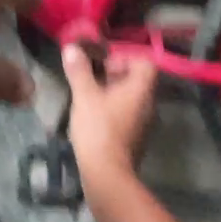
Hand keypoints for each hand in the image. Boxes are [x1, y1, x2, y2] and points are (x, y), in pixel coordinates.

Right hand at [61, 44, 156, 187]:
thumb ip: (79, 71)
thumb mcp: (85, 96)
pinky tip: (94, 118)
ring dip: (113, 94)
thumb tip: (72, 48)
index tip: (103, 65)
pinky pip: (128, 115)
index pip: (145, 62)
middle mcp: (149, 104)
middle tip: (92, 80)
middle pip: (138, 80)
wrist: (107, 173)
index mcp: (141, 90)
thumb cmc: (98, 129)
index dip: (125, 58)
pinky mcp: (136, 138)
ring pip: (132, 99)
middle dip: (115, 76)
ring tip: (90, 98)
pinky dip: (114, 111)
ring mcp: (145, 123)